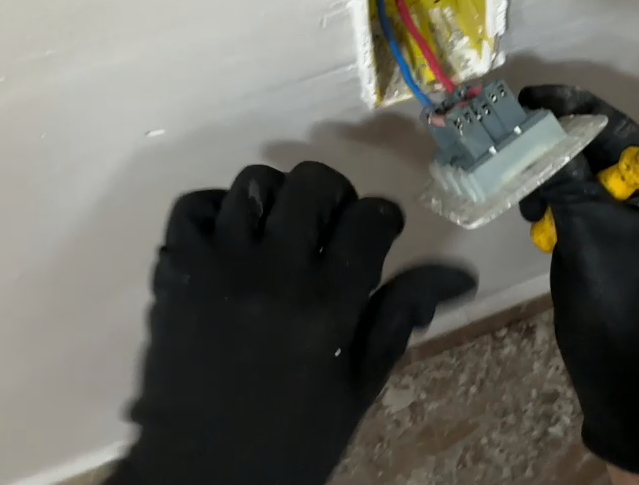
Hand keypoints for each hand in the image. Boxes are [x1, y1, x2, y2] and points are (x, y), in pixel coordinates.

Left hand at [111, 161, 475, 484]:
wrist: (198, 478)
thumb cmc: (291, 440)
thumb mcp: (359, 385)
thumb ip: (402, 315)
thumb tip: (462, 273)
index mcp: (328, 304)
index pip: (370, 218)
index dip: (382, 218)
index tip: (379, 231)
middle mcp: (275, 271)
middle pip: (313, 182)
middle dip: (334, 197)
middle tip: (330, 229)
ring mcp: (219, 265)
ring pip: (255, 182)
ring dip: (276, 200)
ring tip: (278, 234)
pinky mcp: (176, 270)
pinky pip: (195, 205)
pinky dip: (216, 211)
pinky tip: (232, 241)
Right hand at [518, 86, 638, 475]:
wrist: (620, 374)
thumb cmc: (614, 297)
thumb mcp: (587, 227)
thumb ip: (564, 172)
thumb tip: (538, 127)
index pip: (618, 130)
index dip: (574, 108)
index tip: (533, 96)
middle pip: (597, 150)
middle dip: (555, 145)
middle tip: (513, 135)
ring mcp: (628, 219)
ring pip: (580, 174)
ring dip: (549, 176)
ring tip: (526, 194)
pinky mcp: (604, 236)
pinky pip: (574, 201)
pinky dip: (551, 202)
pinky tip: (533, 216)